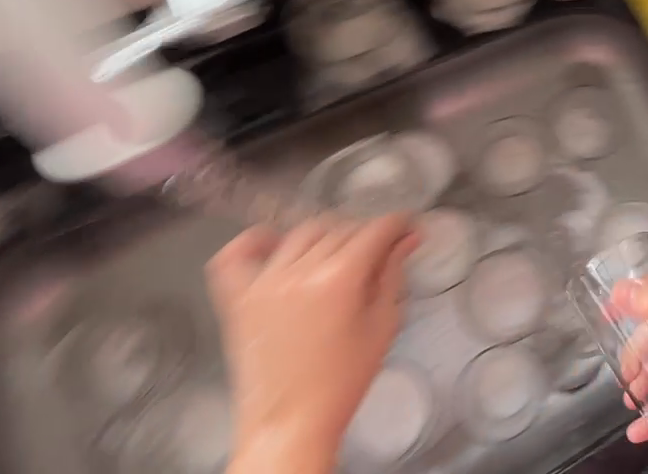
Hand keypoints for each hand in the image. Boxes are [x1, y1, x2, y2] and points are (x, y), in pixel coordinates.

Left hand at [206, 216, 417, 472]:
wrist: (290, 424)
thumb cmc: (344, 380)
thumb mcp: (383, 325)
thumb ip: (394, 274)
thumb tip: (407, 239)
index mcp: (341, 278)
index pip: (376, 229)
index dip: (399, 223)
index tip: (408, 228)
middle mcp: (300, 271)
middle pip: (342, 228)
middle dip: (367, 233)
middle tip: (380, 251)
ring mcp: (265, 282)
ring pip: (302, 233)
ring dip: (327, 234)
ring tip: (338, 253)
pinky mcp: (239, 299)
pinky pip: (238, 255)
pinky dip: (255, 241)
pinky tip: (274, 244)